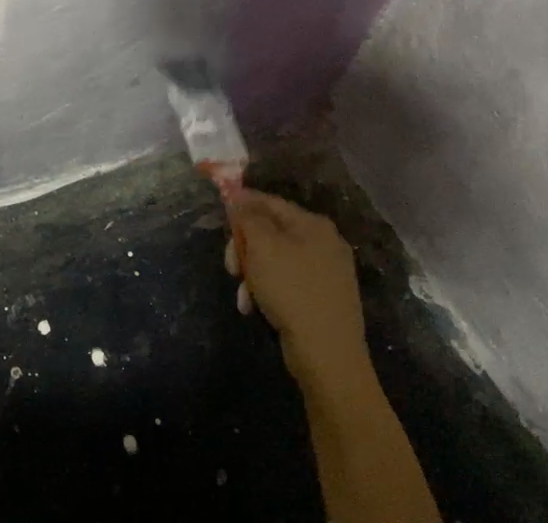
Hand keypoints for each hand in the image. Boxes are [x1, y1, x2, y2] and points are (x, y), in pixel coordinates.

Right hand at [223, 189, 369, 383]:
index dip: (242, 202)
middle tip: (231, 267)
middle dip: (245, 247)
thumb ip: (247, 217)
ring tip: (244, 295)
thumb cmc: (291, 289)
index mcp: (313, 224)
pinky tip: (255, 307)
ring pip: (275, 259)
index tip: (220, 210)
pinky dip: (267, 290)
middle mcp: (324, 243)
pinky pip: (286, 282)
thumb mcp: (261, 246)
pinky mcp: (323, 297)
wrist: (327, 351)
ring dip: (252, 273)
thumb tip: (237, 196)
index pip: (270, 202)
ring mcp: (326, 271)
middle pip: (271, 232)